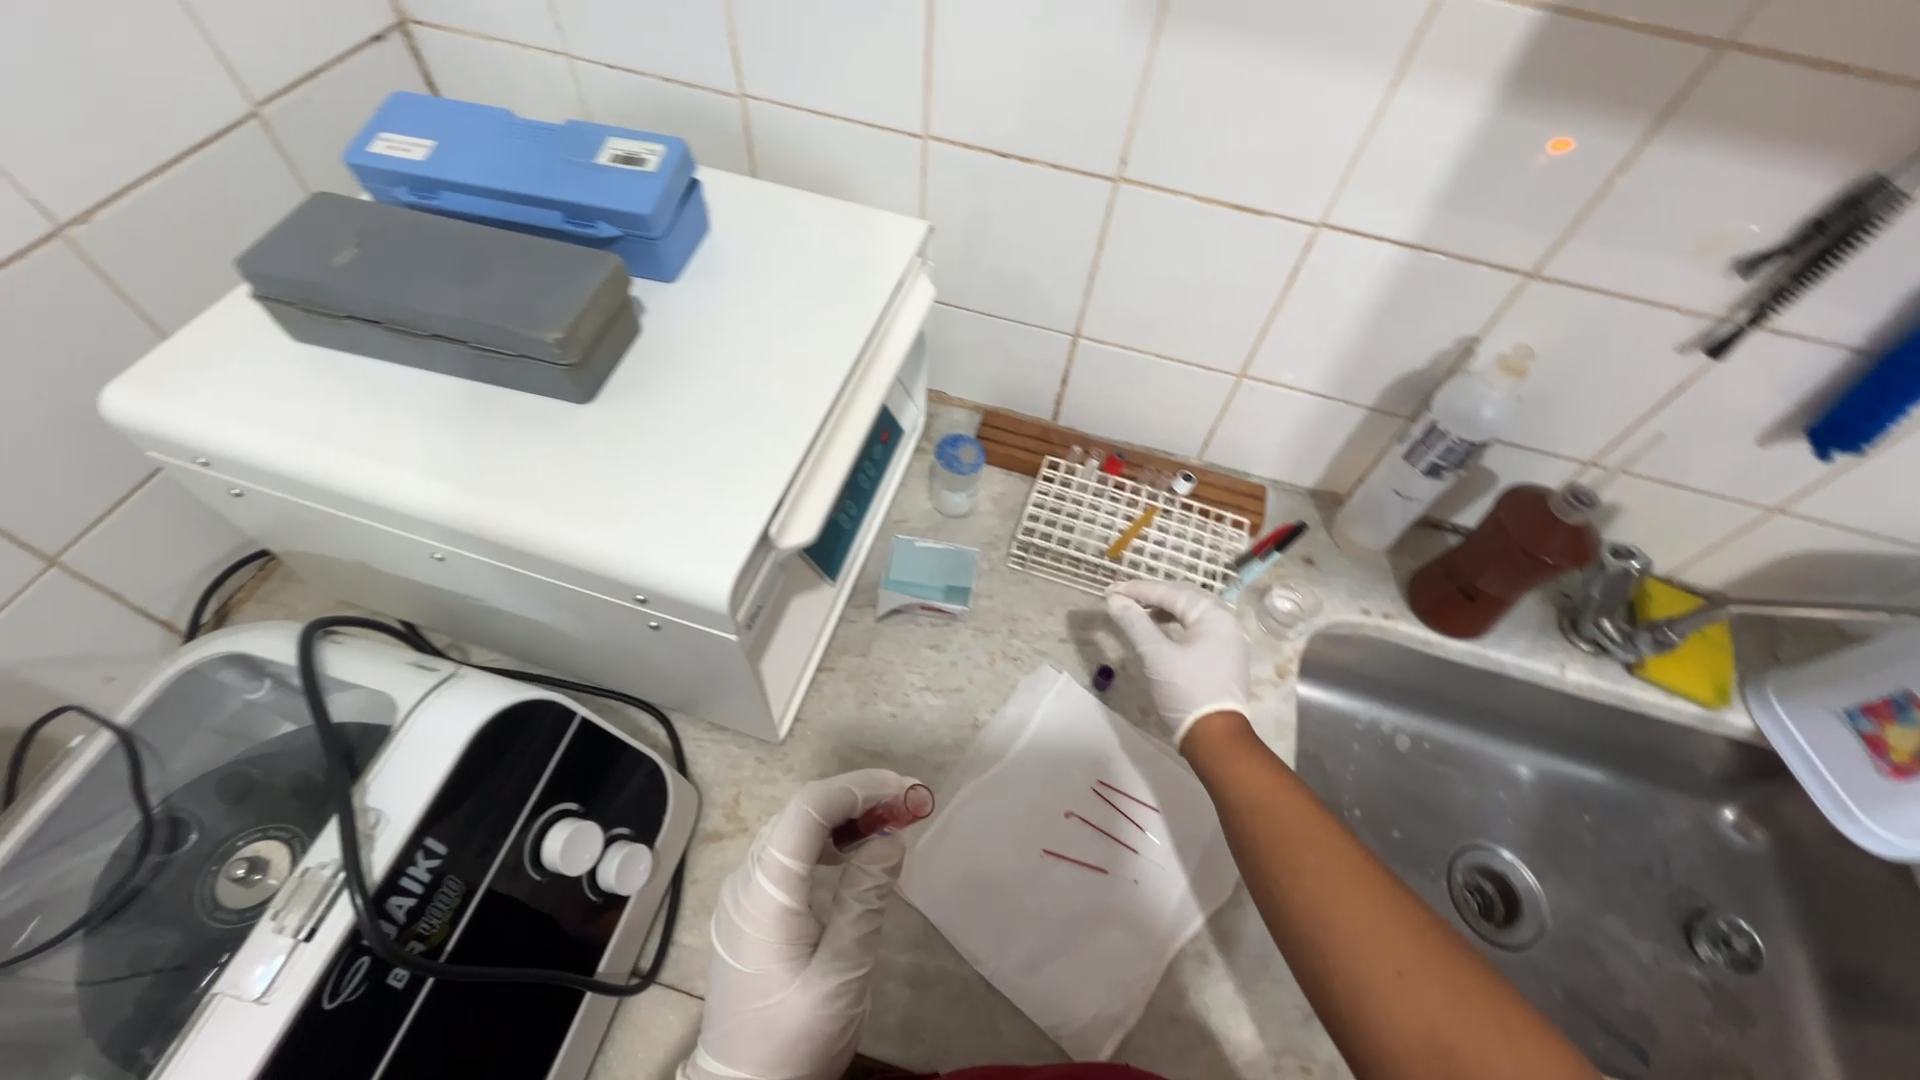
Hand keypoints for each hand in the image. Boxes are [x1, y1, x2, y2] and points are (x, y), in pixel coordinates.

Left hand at [681, 769, 918, 1079]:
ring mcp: (742, 894)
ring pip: (791, 828)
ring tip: (888, 823)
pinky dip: (823, 840)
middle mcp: (746, 881)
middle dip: (856, 796)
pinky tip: (851, 855)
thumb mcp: (841, 976)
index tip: (905, 790)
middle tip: (907, 804)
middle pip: (799, 810)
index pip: (808, 809)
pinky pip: (785, 853)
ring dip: (841, 815)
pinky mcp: (748, 909)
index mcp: (765, 893)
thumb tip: (891, 838)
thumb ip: (864, 901)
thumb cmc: (793, 1039)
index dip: (858, 788)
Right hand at [1105, 580, 1249, 747]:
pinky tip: (1161, 630)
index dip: (1138, 590)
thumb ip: (1135, 623)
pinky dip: (1177, 624)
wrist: (1215, 738)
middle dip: (1152, 595)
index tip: (1110, 592)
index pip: (1171, 593)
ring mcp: (1229, 640)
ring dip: (1164, 608)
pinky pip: (1199, 628)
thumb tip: (1115, 601)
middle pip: (1185, 597)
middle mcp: (1227, 621)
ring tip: (1138, 613)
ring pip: (1193, 613)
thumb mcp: (1155, 656)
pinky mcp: (1226, 656)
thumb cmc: (1185, 692)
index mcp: (1214, 616)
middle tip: (1123, 598)